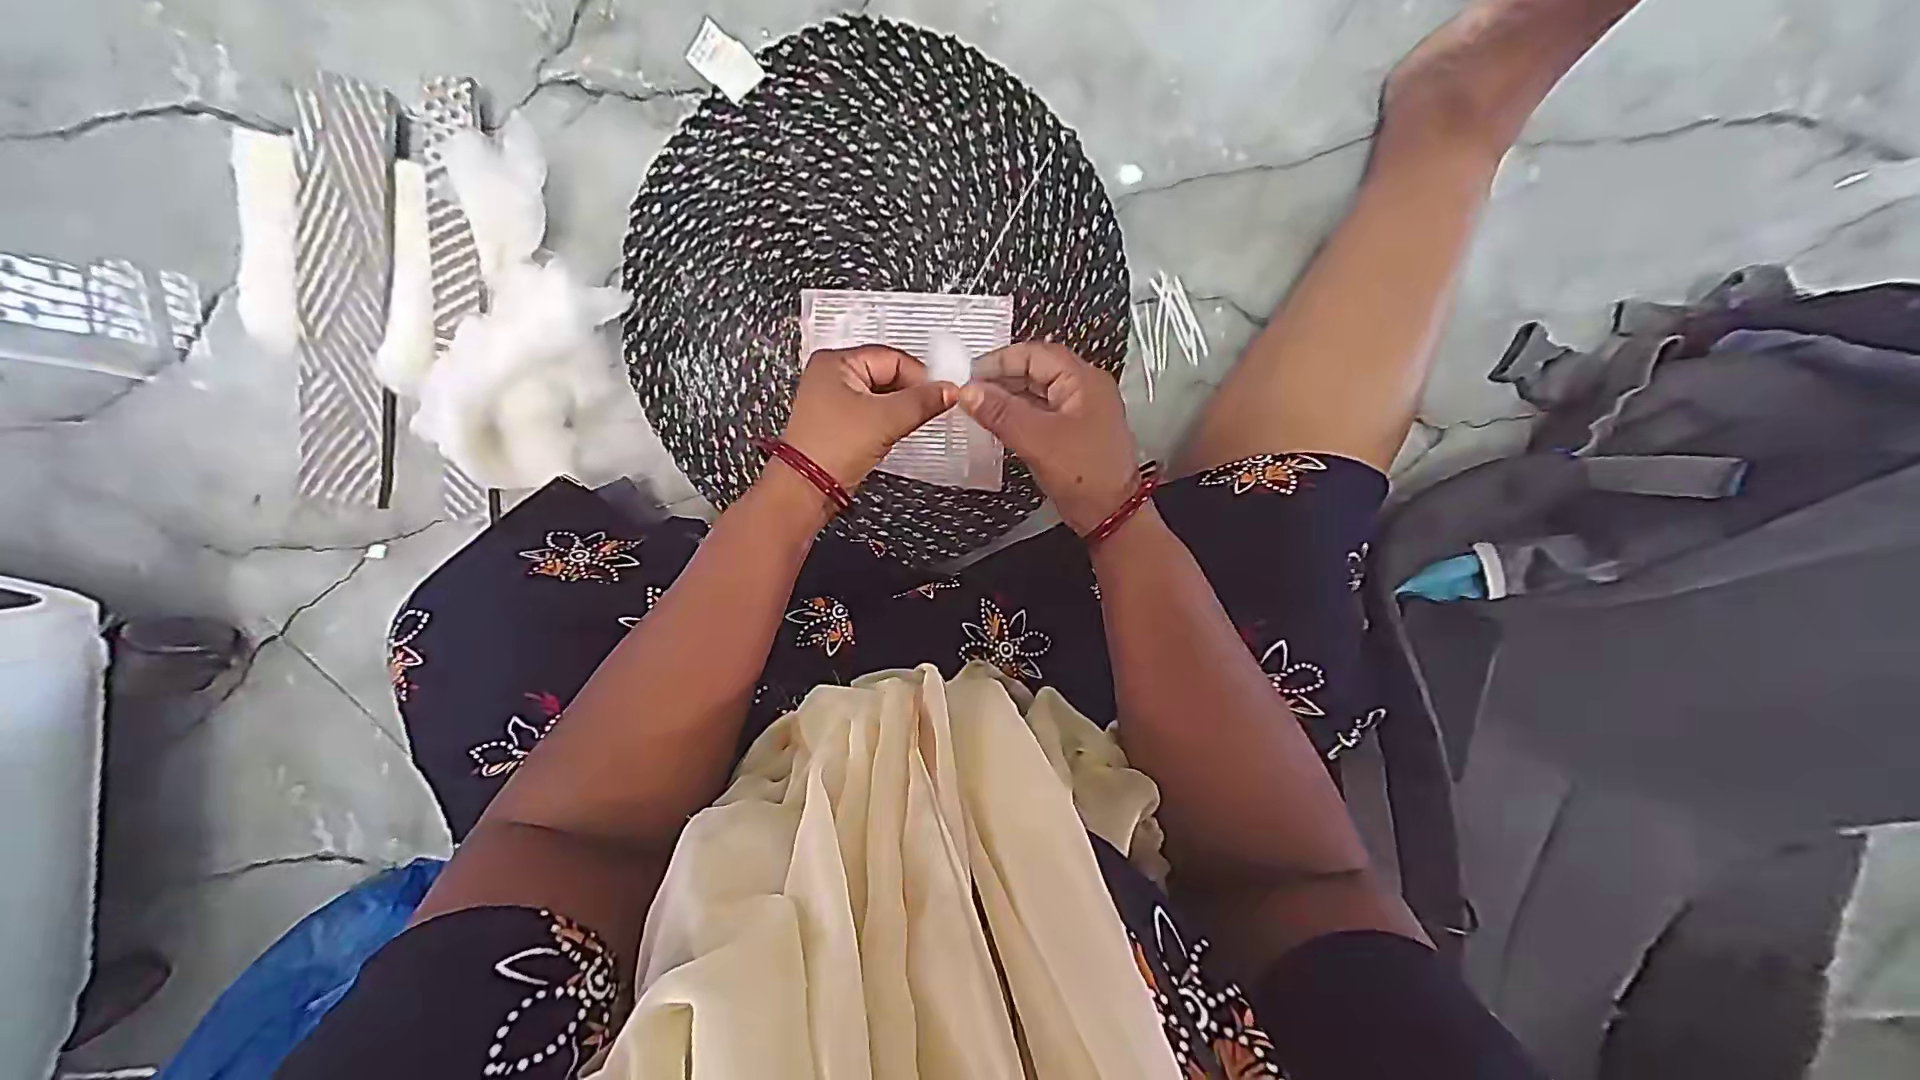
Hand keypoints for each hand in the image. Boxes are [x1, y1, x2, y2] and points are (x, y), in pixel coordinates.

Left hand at [780, 346, 958, 489]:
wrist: (808, 488)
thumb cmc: (831, 448)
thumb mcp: (886, 419)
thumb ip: (922, 401)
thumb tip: (948, 390)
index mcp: (836, 362)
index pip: (893, 358)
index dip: (920, 376)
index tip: (940, 394)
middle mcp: (832, 376)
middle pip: (887, 375)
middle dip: (911, 393)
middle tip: (930, 409)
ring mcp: (834, 400)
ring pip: (882, 395)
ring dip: (900, 408)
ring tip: (911, 422)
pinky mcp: (839, 422)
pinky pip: (873, 412)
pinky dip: (889, 420)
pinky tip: (896, 432)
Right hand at [959, 342, 1140, 534]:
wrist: (1111, 516)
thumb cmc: (1086, 475)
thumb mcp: (1037, 439)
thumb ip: (1000, 412)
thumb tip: (969, 392)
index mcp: (1083, 380)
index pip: (1034, 354)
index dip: (999, 361)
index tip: (970, 375)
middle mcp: (1084, 390)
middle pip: (1035, 371)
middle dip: (1001, 378)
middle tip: (970, 391)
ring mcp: (1079, 412)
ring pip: (1036, 393)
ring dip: (1007, 398)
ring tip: (978, 407)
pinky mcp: (1072, 434)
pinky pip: (1040, 414)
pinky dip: (1017, 415)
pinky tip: (997, 424)